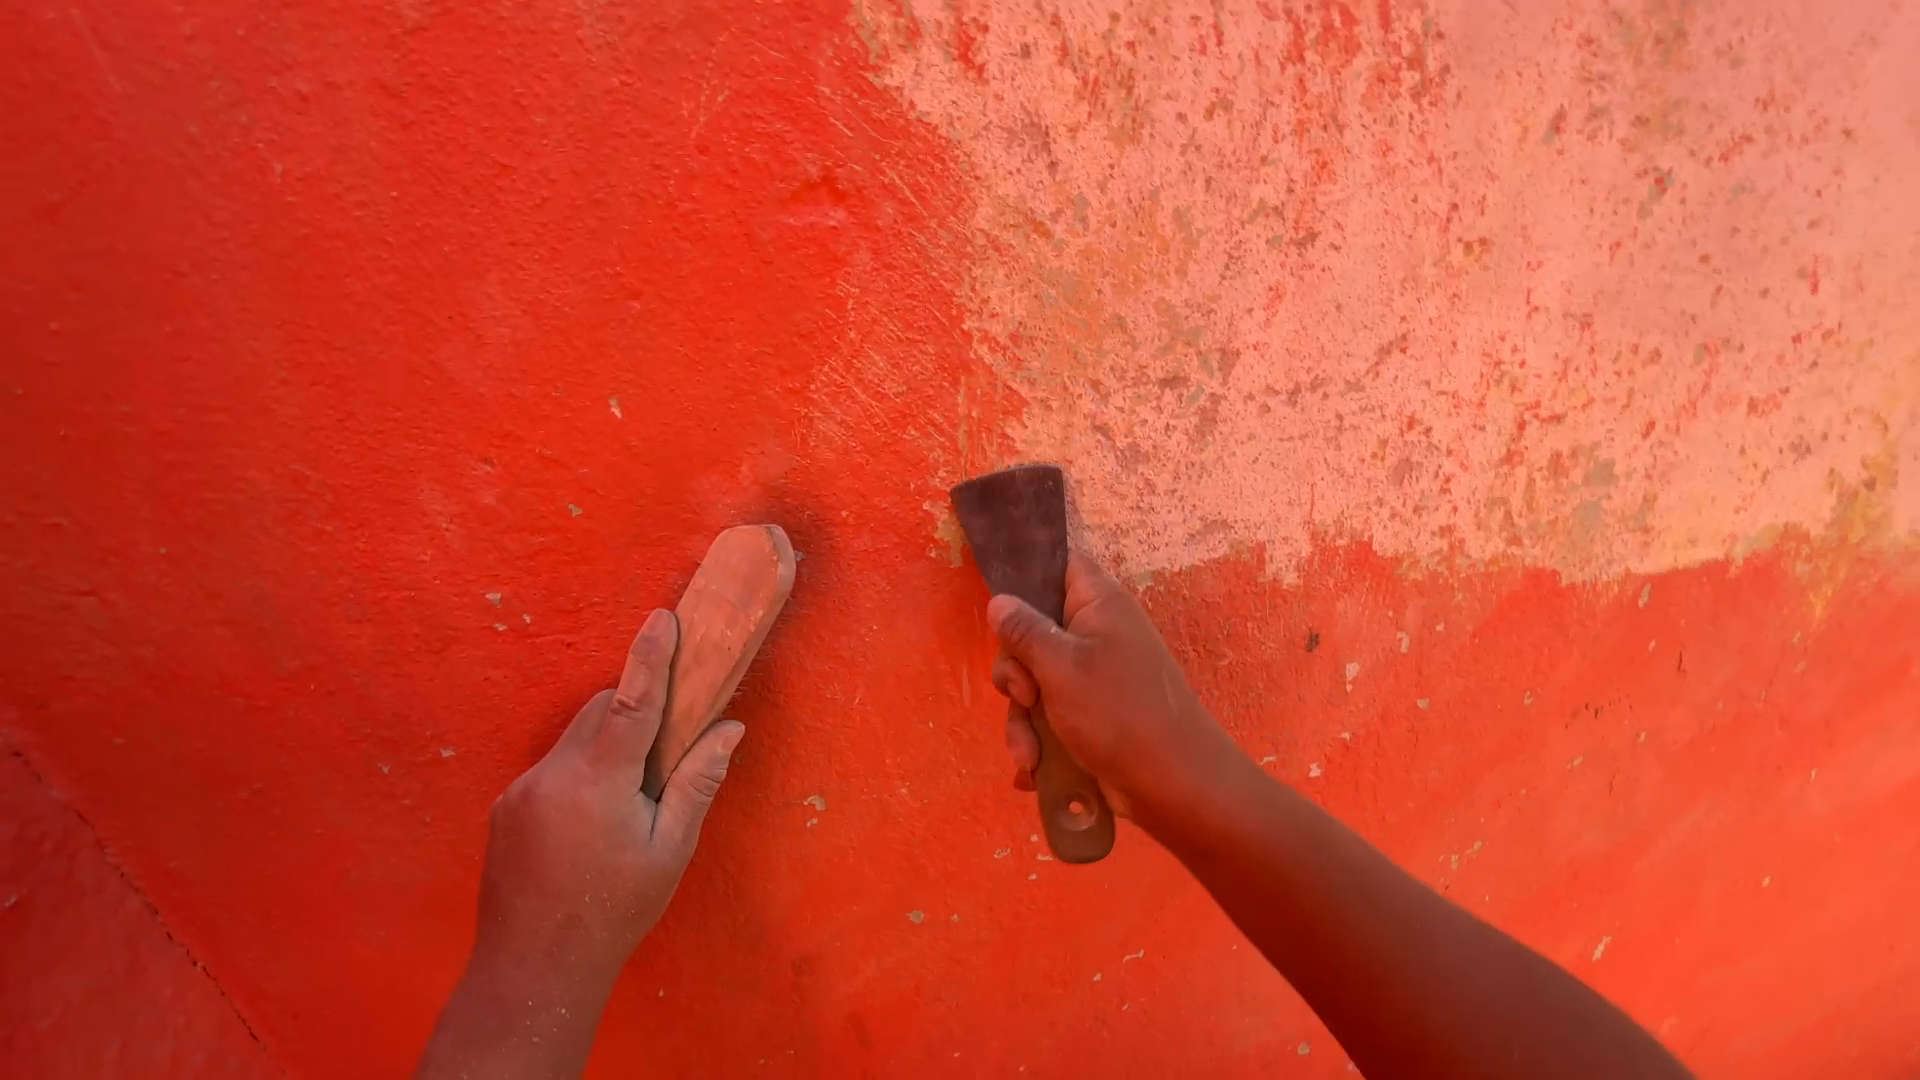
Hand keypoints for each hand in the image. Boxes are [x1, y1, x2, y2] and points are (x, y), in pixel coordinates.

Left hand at [473, 608, 743, 986]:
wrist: (531, 973)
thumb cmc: (615, 910)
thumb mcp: (670, 849)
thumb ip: (697, 781)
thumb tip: (728, 728)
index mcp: (597, 782)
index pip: (629, 703)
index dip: (650, 657)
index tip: (662, 618)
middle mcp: (551, 774)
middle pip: (598, 712)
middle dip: (633, 708)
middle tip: (664, 743)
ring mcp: (521, 790)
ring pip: (574, 738)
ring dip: (607, 743)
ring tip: (629, 796)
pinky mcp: (506, 807)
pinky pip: (555, 766)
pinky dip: (583, 770)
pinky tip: (594, 820)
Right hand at [988, 550, 1237, 822]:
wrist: (1174, 788)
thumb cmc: (1119, 712)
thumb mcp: (1061, 667)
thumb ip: (1024, 631)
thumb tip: (999, 601)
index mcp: (1097, 603)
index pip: (1060, 562)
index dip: (1028, 573)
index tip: (1000, 602)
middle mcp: (1095, 632)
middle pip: (1032, 629)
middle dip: (1016, 671)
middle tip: (1025, 695)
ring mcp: (1091, 675)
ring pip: (1034, 680)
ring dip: (1024, 720)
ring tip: (1031, 754)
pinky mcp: (1089, 714)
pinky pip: (1048, 715)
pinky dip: (1038, 741)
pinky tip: (1035, 768)